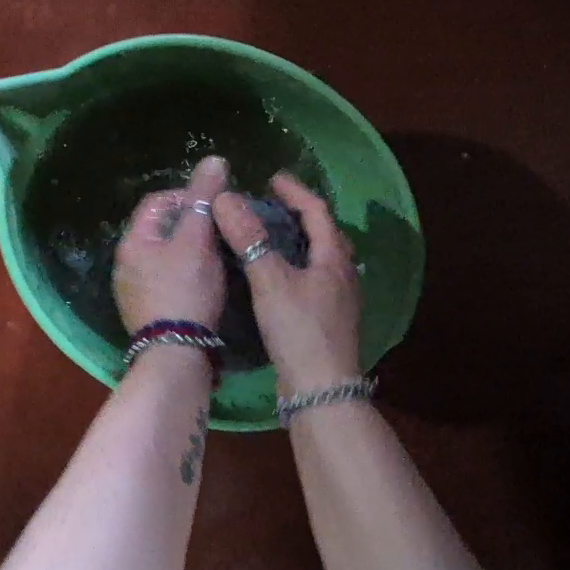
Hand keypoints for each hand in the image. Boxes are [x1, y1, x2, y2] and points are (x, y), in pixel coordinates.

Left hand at [113, 155, 229, 331]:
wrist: (176, 354)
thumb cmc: (185, 290)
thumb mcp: (198, 239)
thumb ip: (204, 198)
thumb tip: (214, 159)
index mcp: (132, 242)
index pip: (157, 201)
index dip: (188, 196)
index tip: (215, 206)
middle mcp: (125, 264)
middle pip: (160, 230)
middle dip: (191, 225)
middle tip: (220, 232)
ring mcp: (133, 291)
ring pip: (165, 258)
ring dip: (190, 252)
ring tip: (218, 256)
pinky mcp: (147, 314)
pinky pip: (167, 282)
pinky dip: (186, 276)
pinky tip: (207, 284)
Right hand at [214, 173, 360, 392]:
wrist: (321, 390)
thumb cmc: (299, 330)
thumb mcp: (270, 280)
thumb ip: (249, 239)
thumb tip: (226, 197)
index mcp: (333, 259)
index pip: (318, 212)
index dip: (296, 192)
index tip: (273, 178)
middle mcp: (343, 276)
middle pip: (325, 235)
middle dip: (300, 216)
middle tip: (272, 207)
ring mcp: (339, 301)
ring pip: (320, 260)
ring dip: (298, 243)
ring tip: (271, 239)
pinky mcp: (328, 322)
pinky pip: (313, 282)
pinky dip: (295, 269)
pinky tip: (277, 280)